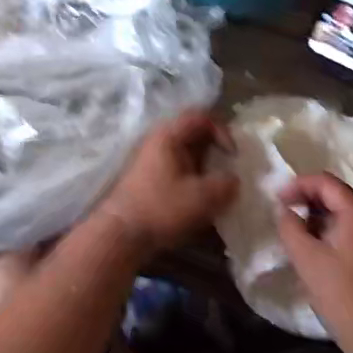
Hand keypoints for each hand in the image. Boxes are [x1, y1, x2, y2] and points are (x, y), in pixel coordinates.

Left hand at [93, 111, 238, 259]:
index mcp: (169, 135)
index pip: (201, 116)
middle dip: (216, 149)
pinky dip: (193, 177)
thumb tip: (234, 180)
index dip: (223, 130)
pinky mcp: (148, 178)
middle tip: (229, 168)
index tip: (232, 155)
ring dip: (205, 166)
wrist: (119, 235)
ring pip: (186, 152)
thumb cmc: (161, 208)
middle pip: (194, 133)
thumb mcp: (201, 198)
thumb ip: (225, 185)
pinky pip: (177, 167)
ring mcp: (151, 159)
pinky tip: (200, 199)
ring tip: (217, 187)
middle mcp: (158, 140)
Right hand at [277, 173, 352, 352]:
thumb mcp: (308, 262)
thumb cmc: (344, 299)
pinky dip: (332, 235)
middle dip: (309, 201)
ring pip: (346, 217)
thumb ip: (291, 229)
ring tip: (298, 237)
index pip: (327, 182)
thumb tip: (285, 211)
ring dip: (320, 219)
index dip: (299, 185)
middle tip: (286, 216)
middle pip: (338, 197)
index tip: (277, 199)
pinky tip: (319, 256)